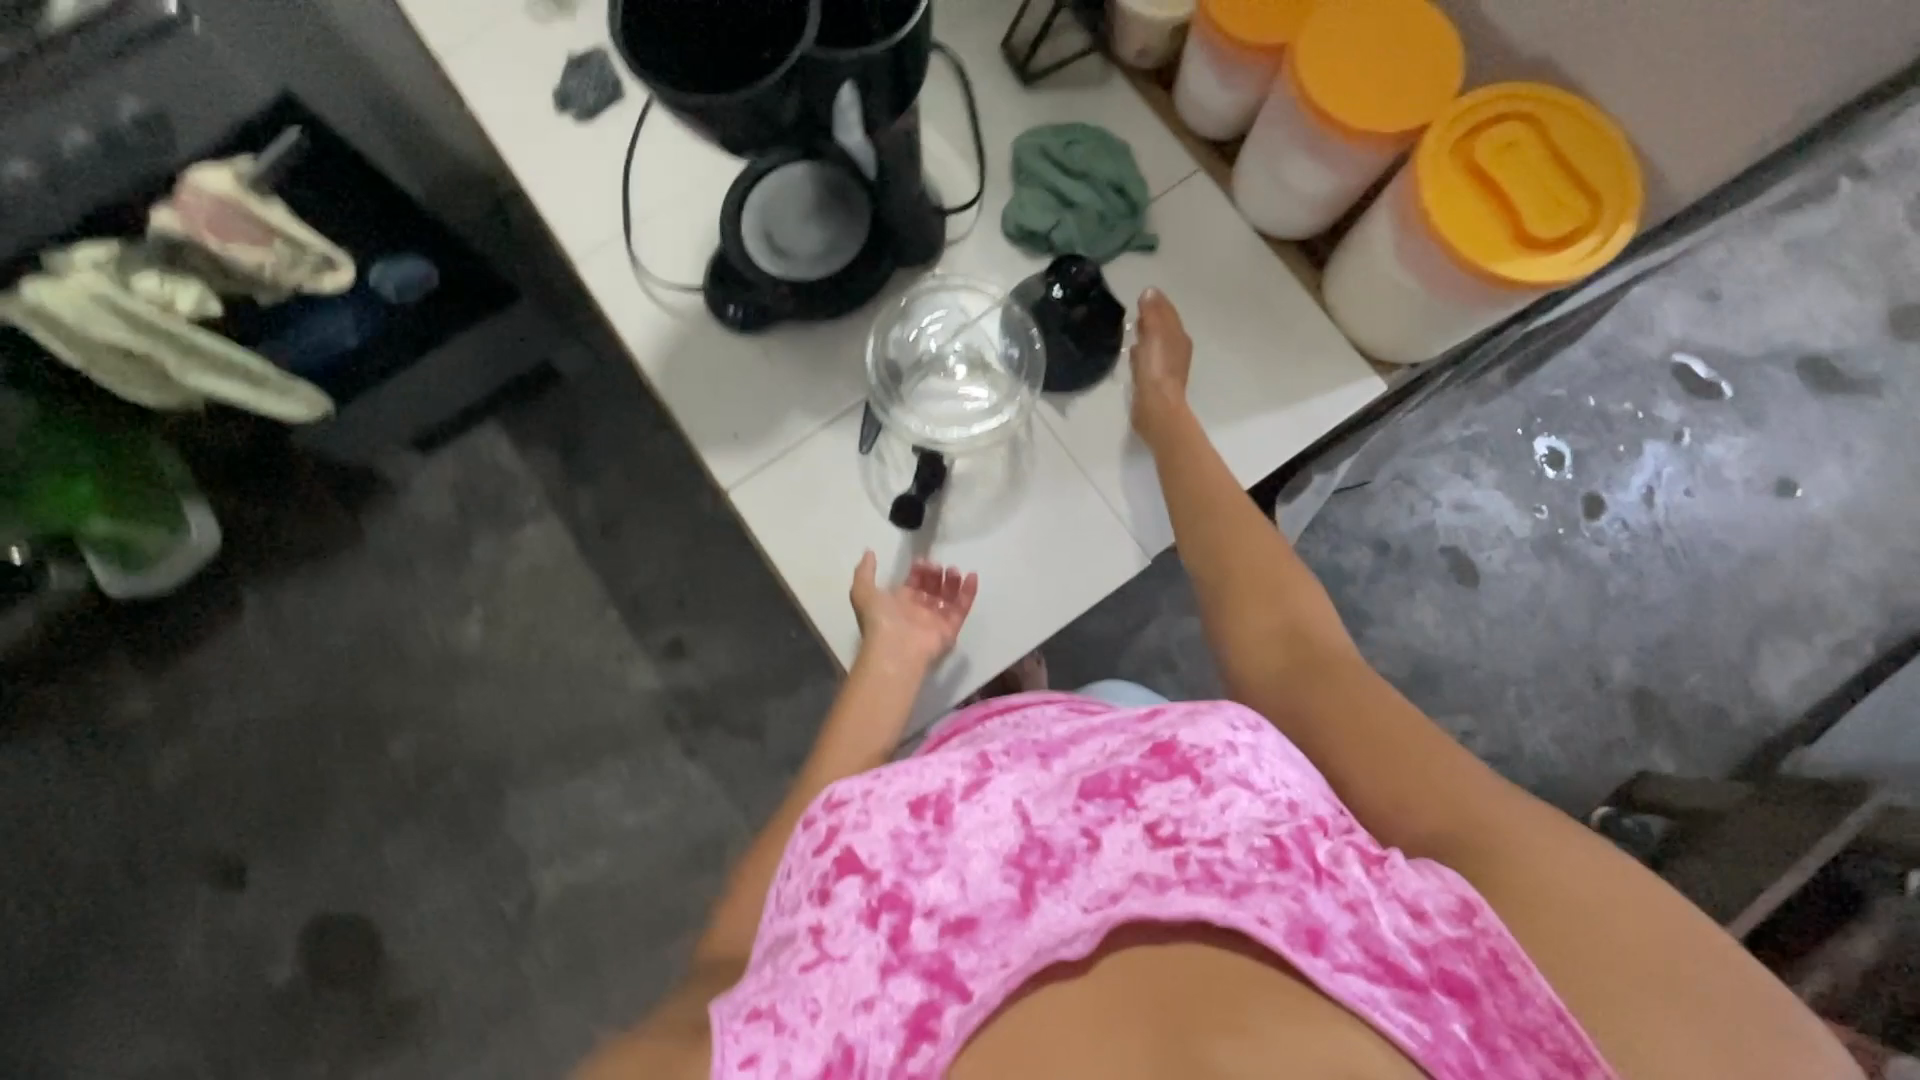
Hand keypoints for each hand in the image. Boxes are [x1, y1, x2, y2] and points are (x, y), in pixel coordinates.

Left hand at [850, 552, 978, 671]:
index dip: (919, 571)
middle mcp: (918, 612)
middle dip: (936, 575)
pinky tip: (972, 576)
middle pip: (932, 589)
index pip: (913, 583)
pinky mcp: (950, 629)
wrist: (894, 650)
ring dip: (952, 581)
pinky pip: (962, 608)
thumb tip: (869, 552)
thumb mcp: (863, 592)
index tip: (923, 561)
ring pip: (949, 597)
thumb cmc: (880, 620)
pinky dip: (968, 592)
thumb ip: (865, 571)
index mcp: (899, 603)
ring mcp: (935, 621)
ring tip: (953, 571)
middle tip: (938, 567)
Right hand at [1129, 287, 1192, 444]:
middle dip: (1153, 318)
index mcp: (1179, 337)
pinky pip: (1149, 360)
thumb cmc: (1155, 369)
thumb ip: (1152, 313)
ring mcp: (1167, 367)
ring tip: (1133, 329)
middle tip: (1137, 310)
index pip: (1168, 313)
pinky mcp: (1156, 381)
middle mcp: (1177, 350)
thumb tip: (1150, 291)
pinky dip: (1143, 352)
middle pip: (1164, 328)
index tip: (1143, 295)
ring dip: (1147, 335)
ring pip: (1157, 343)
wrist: (1156, 407)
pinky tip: (1133, 353)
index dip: (1157, 303)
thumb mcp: (1153, 335)